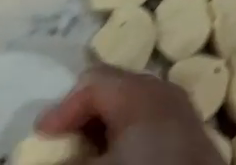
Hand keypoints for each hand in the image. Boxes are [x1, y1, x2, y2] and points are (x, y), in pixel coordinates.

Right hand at [36, 66, 220, 164]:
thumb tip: (52, 153)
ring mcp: (182, 110)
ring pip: (135, 103)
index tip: (41, 136)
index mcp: (138, 90)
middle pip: (114, 86)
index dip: (62, 108)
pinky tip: (122, 154)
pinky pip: (154, 119)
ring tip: (89, 150)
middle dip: (85, 112)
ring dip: (108, 123)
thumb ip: (71, 154)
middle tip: (62, 139)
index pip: (91, 81)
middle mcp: (162, 89)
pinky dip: (131, 132)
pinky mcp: (194, 134)